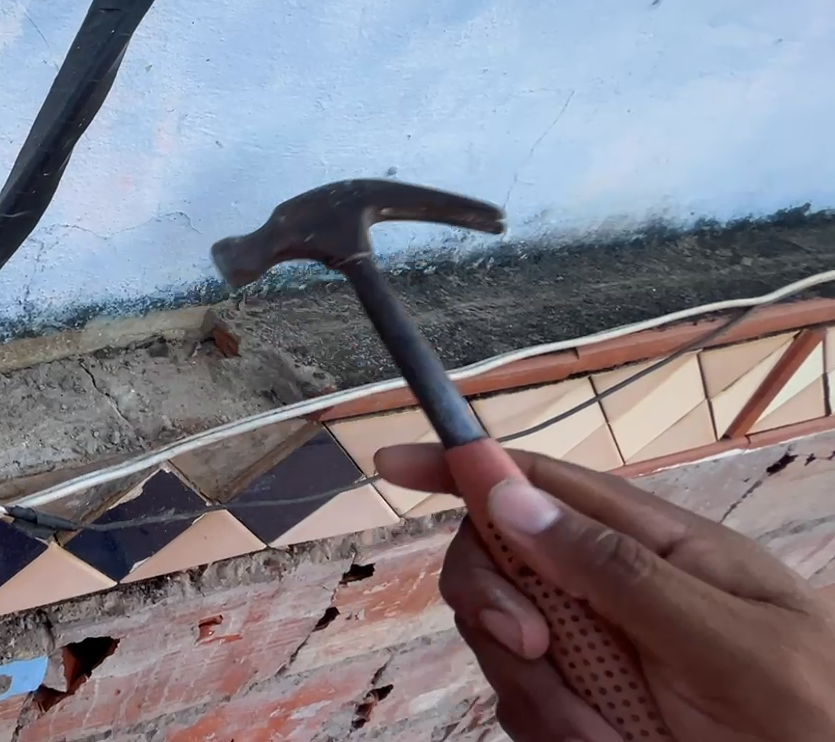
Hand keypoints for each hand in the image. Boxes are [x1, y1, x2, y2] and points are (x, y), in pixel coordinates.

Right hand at [376, 444, 834, 741]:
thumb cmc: (831, 735)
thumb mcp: (743, 653)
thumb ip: (622, 571)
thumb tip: (504, 496)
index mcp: (659, 549)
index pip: (536, 482)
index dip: (457, 465)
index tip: (388, 465)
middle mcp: (612, 587)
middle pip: (495, 556)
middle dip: (490, 598)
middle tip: (526, 646)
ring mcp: (595, 647)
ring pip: (496, 633)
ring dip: (534, 687)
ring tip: (604, 738)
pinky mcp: (583, 702)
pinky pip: (518, 696)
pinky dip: (547, 727)